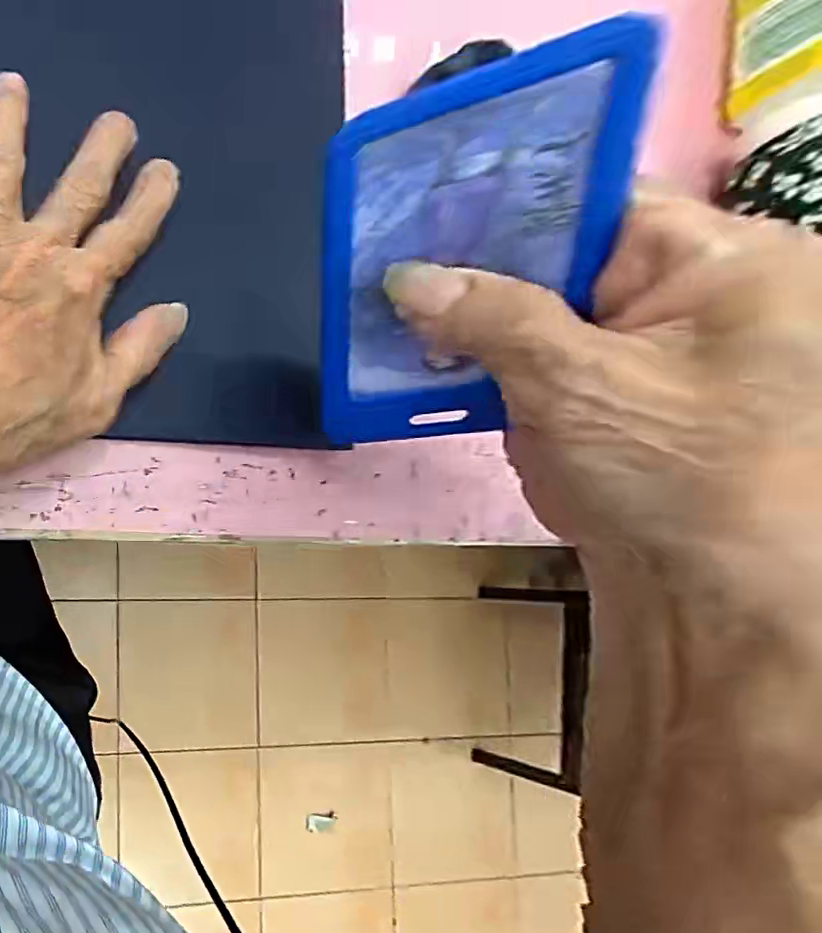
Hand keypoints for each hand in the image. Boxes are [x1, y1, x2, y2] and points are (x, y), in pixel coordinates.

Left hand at [0, 71, 186, 507]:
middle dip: (103, 150)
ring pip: (1, 166)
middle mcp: (37, 250)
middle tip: (116, 124)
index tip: (162, 174)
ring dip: (7, 121)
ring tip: (8, 87)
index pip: (129, 232)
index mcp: (82, 286)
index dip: (150, 200)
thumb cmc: (12, 419)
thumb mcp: (93, 403)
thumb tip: (175, 312)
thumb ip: (138, 353)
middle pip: (79, 186)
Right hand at [384, 193, 821, 605]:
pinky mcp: (578, 391)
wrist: (693, 571)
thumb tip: (407, 277)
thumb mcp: (579, 382)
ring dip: (449, 322)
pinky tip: (404, 365)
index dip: (506, 206)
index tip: (419, 215)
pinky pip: (507, 358)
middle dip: (462, 270)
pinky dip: (457, 362)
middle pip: (546, 259)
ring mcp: (618, 346)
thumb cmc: (673, 465)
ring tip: (376, 320)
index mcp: (713, 261)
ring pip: (516, 312)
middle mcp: (668, 292)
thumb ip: (493, 320)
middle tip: (380, 272)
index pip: (594, 205)